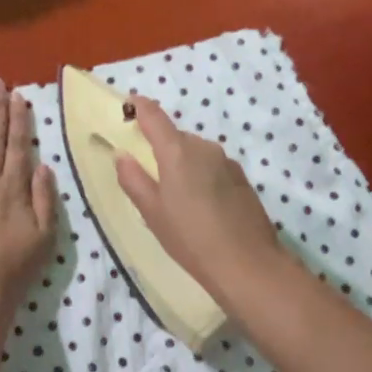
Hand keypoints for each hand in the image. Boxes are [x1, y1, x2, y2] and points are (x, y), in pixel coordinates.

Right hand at [113, 96, 286, 302]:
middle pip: (175, 136)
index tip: (128, 106)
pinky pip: (212, 167)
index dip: (139, 106)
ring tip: (177, 198)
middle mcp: (203, 147)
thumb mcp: (152, 212)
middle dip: (161, 148)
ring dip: (183, 165)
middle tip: (150, 177)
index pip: (154, 115)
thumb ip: (133, 179)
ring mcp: (226, 161)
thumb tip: (122, 155)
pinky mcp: (242, 178)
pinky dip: (201, 177)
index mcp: (177, 150)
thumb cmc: (191, 238)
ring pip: (195, 153)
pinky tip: (202, 206)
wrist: (248, 265)